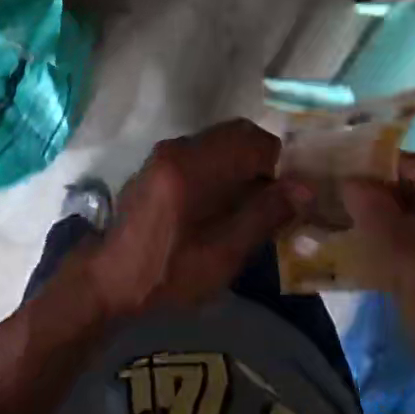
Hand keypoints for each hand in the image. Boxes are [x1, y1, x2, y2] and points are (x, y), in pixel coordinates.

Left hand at [75, 119, 306, 317]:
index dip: (279, 163)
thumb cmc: (168, 273)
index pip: (251, 141)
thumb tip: (304, 188)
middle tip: (277, 198)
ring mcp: (165, 152)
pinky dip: (223, 166)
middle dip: (263, 159)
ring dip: (243, 163)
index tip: (292, 193)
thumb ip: (263, 216)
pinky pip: (202, 151)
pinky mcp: (159, 164)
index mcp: (191, 165)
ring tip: (254, 204)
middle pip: (235, 134)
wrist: (110, 279)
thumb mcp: (222, 254)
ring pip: (219, 141)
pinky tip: (226, 203)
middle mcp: (177, 147)